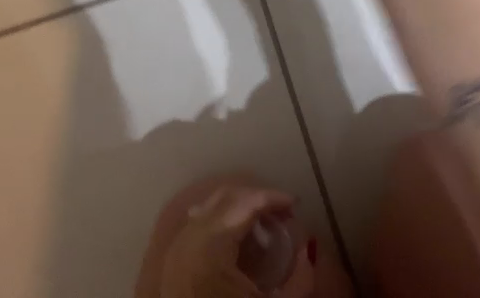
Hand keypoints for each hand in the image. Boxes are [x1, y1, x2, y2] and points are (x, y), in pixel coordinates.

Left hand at [158, 185, 315, 297]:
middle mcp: (189, 238)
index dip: (272, 197)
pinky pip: (198, 222)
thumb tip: (307, 250)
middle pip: (225, 198)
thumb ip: (299, 282)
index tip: (295, 203)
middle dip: (256, 199)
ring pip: (209, 206)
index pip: (244, 203)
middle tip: (283, 213)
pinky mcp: (171, 259)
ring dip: (238, 207)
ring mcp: (176, 246)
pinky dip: (220, 219)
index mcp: (212, 246)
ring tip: (264, 221)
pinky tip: (237, 234)